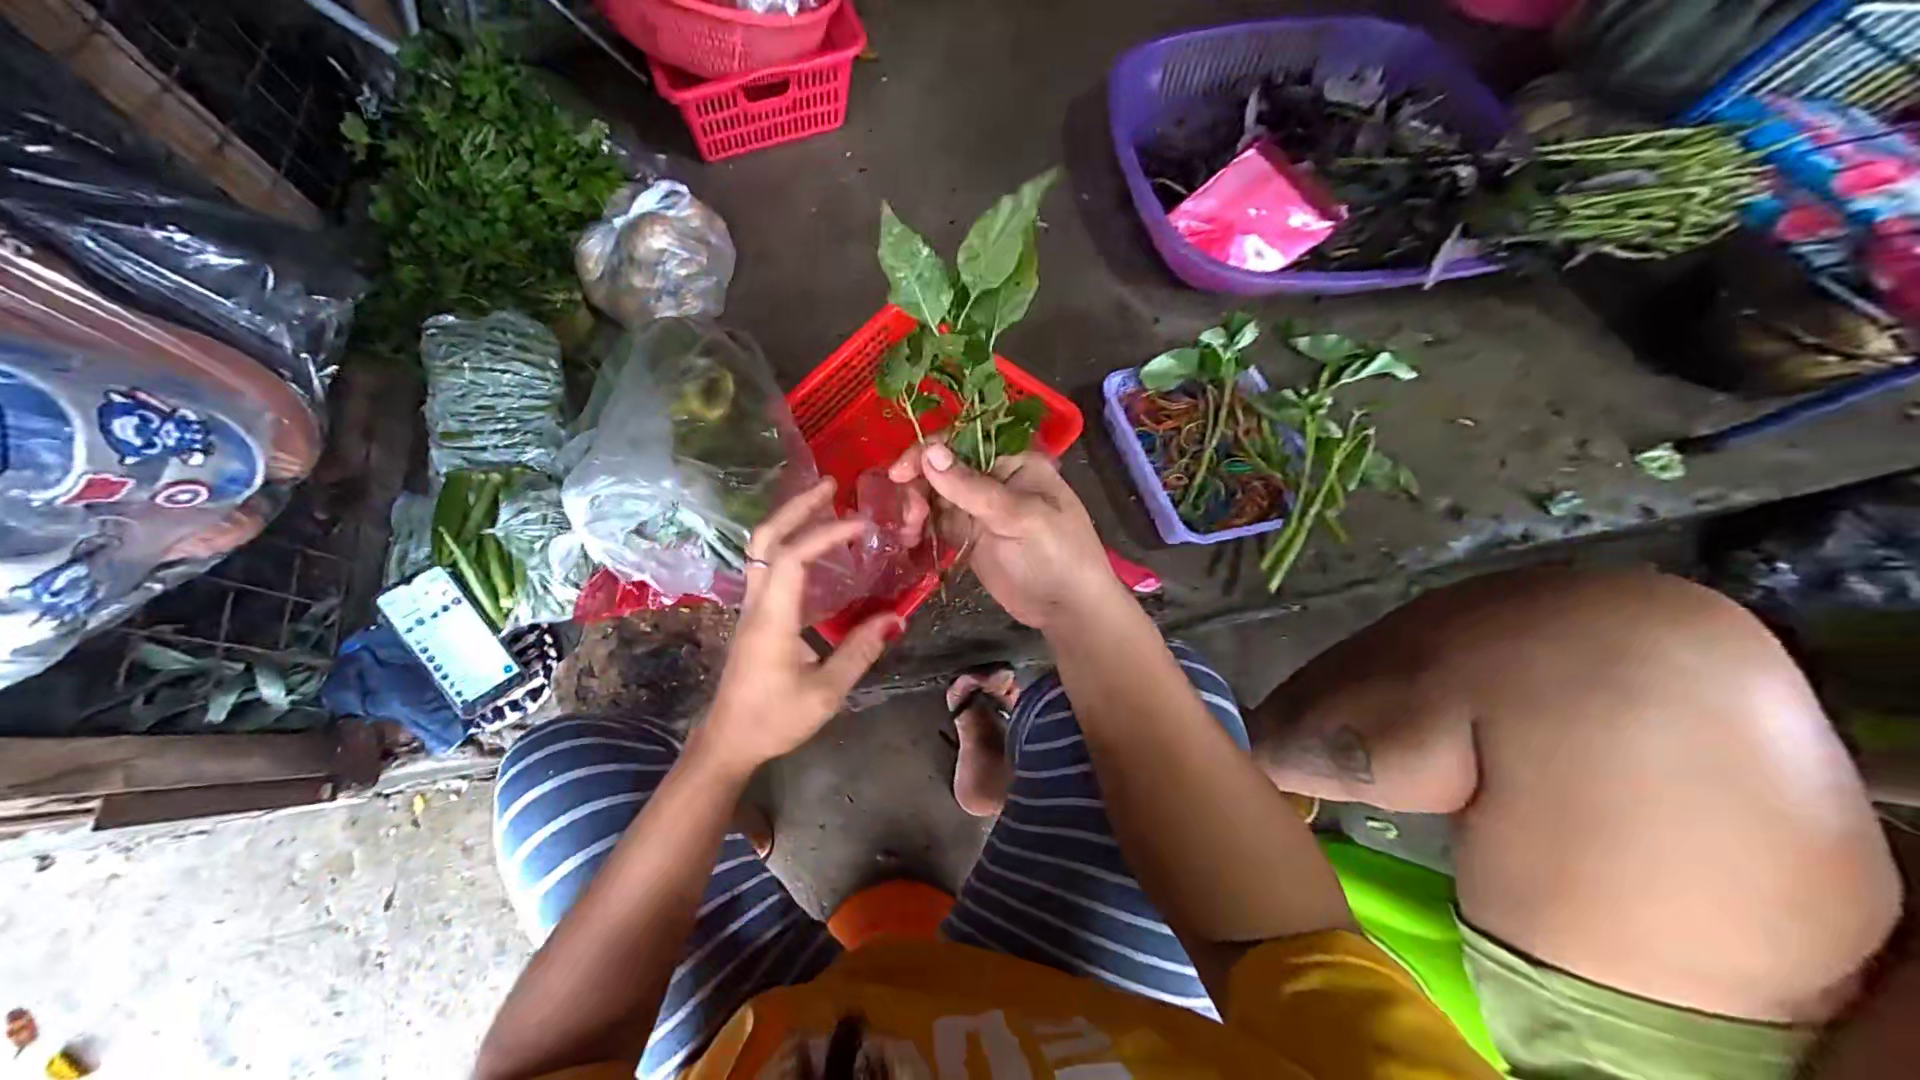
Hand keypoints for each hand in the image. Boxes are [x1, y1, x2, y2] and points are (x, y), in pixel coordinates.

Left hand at [697, 479, 899, 772]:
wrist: (728, 740)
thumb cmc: (774, 719)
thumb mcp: (826, 692)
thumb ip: (860, 652)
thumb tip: (895, 618)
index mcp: (772, 618)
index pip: (794, 558)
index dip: (826, 534)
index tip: (861, 525)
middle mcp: (757, 603)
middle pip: (766, 539)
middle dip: (798, 507)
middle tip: (831, 486)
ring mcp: (752, 607)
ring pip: (762, 549)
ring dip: (791, 521)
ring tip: (825, 506)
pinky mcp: (756, 616)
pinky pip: (769, 566)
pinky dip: (791, 544)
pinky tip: (817, 550)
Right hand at [888, 443, 1121, 630]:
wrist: (1069, 609)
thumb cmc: (1058, 555)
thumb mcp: (1020, 518)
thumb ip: (973, 488)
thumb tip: (930, 452)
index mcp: (1013, 462)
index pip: (962, 442)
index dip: (928, 451)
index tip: (900, 474)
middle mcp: (993, 478)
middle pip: (941, 467)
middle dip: (919, 486)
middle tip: (909, 515)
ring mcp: (979, 508)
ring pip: (934, 495)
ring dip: (915, 508)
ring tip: (909, 532)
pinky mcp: (968, 536)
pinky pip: (936, 522)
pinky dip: (919, 528)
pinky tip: (909, 540)